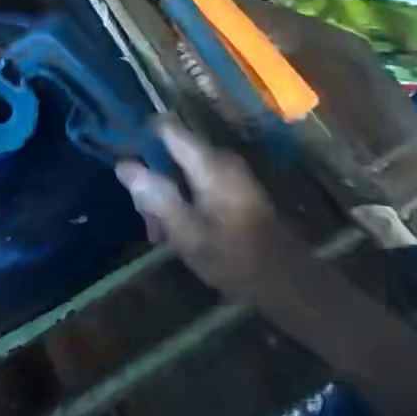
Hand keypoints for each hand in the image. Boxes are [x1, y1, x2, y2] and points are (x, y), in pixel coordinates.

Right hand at [114, 117, 308, 303]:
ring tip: (161, 235)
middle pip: (170, 153)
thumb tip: (123, 164)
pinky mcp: (233, 191)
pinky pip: (196, 184)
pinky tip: (180, 233)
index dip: (140, 140)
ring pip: (181, 172)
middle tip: (147, 220)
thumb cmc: (238, 260)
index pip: (166, 128)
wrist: (293, 286)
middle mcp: (220, 160)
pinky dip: (183, 203)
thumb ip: (155, 197)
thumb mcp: (188, 233)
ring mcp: (229, 175)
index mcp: (209, 163)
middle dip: (152, 181)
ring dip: (165, 197)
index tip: (124, 167)